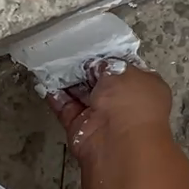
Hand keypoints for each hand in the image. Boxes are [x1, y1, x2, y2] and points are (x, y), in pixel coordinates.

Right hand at [46, 60, 178, 188]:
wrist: (116, 140)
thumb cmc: (130, 101)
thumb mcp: (123, 70)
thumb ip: (107, 64)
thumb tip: (95, 66)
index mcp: (143, 87)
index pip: (125, 69)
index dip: (109, 59)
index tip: (92, 48)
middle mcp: (123, 102)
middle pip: (100, 81)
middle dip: (85, 69)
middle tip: (68, 51)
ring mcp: (101, 116)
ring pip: (81, 94)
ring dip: (67, 80)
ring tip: (52, 62)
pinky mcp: (80, 127)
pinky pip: (65, 108)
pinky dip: (55, 96)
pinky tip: (45, 80)